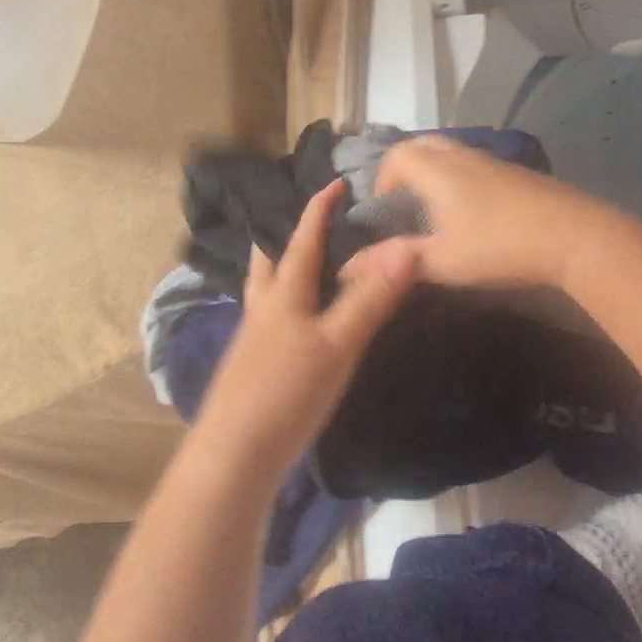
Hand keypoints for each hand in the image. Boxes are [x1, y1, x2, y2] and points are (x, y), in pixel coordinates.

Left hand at [191, 180, 416, 481]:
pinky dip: (286, 302)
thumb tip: (408, 249)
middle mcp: (263, 310)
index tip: (336, 182)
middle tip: (305, 218)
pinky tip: (299, 321)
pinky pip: (270, 318)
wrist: (233, 458)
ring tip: (303, 261)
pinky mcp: (252, 369)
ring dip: (281, 267)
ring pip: (266, 290)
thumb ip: (370, 299)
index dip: (319, 210)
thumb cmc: (285, 393)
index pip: (303, 240)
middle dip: (285, 234)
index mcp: (283, 296)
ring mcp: (253, 342)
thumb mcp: (337, 344)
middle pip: (269, 260)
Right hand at [374, 135, 627, 288]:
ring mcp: (496, 162)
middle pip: (425, 145)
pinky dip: (463, 177)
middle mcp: (464, 157)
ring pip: (454, 152)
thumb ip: (397, 259)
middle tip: (406, 202)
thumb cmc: (501, 247)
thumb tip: (350, 267)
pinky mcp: (520, 174)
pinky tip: (476, 213)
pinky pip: (478, 164)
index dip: (383, 178)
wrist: (574, 236)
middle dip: (406, 167)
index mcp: (439, 171)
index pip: (398, 155)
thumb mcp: (443, 260)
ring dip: (437, 171)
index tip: (385, 211)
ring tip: (437, 209)